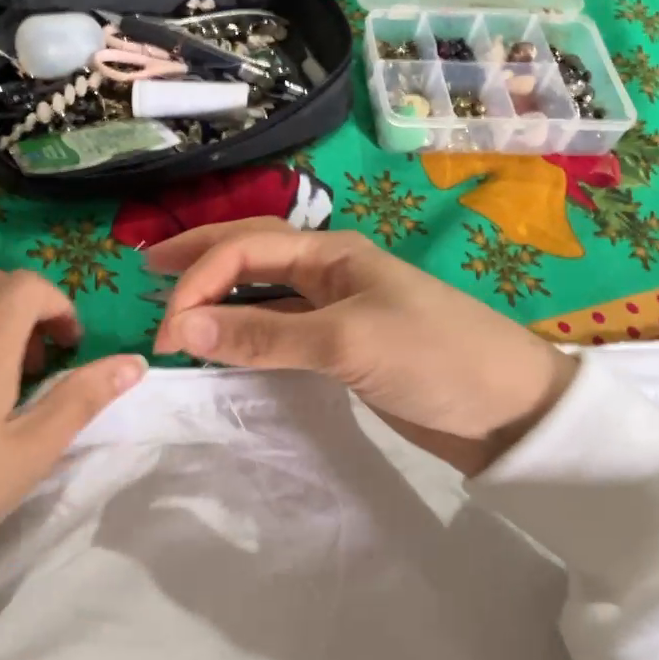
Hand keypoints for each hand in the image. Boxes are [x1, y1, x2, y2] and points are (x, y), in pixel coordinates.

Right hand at [148, 220, 577, 474]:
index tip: (168, 332)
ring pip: (262, 293)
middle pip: (251, 253)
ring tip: (175, 306)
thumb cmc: (433, 357)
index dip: (199, 281)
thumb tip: (184, 328)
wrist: (508, 410)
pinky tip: (223, 343)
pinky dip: (245, 332)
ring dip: (219, 296)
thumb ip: (265, 336)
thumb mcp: (347, 341)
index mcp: (332, 252)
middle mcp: (329, 271)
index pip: (246, 249)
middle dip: (200, 259)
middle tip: (150, 271)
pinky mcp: (343, 347)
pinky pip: (279, 330)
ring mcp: (336, 309)